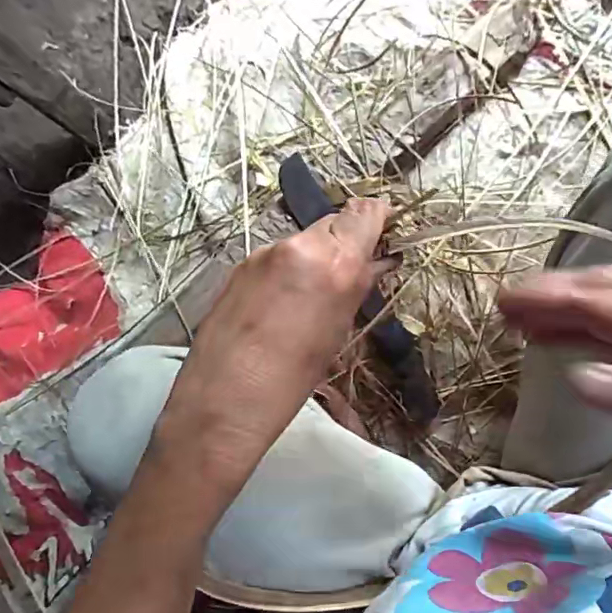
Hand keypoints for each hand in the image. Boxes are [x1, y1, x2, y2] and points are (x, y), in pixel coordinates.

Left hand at [151, 199, 391, 497]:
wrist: (225, 399)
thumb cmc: (294, 378)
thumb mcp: (338, 332)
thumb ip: (356, 288)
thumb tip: (374, 264)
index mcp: (335, 264)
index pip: (364, 213)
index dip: (379, 216)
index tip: (386, 229)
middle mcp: (300, 247)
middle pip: (335, 222)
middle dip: (348, 239)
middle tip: (353, 268)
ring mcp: (266, 253)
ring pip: (305, 239)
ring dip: (318, 256)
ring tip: (314, 295)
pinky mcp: (241, 264)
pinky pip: (279, 256)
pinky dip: (291, 269)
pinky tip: (285, 303)